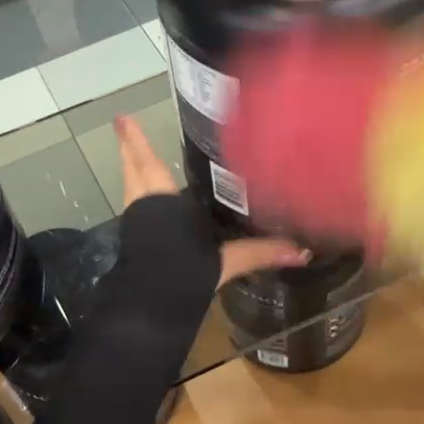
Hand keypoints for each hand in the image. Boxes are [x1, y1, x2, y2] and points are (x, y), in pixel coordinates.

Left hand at [116, 116, 309, 286]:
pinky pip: (137, 211)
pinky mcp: (135, 243)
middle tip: (121, 126)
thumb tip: (301, 251)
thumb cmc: (180, 268)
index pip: (147, 161)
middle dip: (128, 149)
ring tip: (138, 159)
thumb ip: (259, 252)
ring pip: (131, 190)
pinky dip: (141, 198)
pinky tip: (154, 204)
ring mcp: (135, 225)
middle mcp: (143, 206)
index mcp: (160, 199)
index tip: (122, 118)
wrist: (148, 305)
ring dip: (132, 172)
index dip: (135, 141)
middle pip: (132, 170)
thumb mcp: (224, 260)